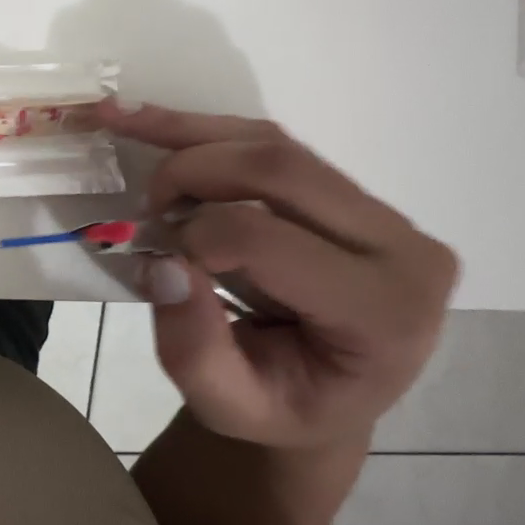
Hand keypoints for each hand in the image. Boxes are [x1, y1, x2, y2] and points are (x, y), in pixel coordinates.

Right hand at [93, 100, 457, 448]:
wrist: (321, 398)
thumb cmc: (278, 408)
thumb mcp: (228, 405)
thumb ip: (194, 350)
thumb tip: (164, 267)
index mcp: (382, 314)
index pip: (268, 239)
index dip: (195, 239)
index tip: (162, 265)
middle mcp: (402, 250)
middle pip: (280, 169)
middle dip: (191, 172)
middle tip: (147, 208)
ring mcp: (382, 213)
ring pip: (273, 142)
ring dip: (189, 136)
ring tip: (122, 127)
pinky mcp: (349, 191)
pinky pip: (271, 140)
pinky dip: (202, 129)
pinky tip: (145, 117)